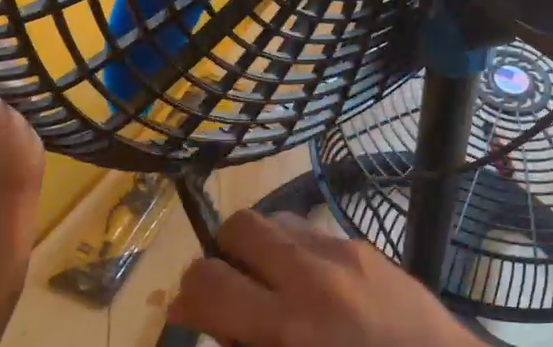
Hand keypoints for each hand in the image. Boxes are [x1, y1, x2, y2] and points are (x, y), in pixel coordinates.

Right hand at [169, 210, 483, 346]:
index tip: (189, 312)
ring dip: (260, 246)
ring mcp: (345, 250)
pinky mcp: (366, 244)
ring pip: (276, 217)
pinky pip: (313, 229)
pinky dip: (296, 249)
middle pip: (239, 226)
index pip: (207, 281)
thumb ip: (241, 341)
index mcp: (287, 325)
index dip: (186, 295)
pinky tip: (308, 284)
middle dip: (221, 254)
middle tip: (229, 292)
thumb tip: (201, 312)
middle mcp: (313, 274)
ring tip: (268, 285)